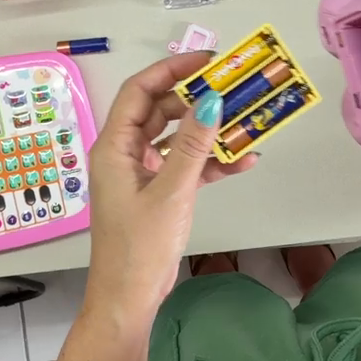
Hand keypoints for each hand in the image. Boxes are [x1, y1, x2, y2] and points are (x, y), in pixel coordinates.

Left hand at [82, 54, 258, 327]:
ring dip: (209, 132)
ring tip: (246, 122)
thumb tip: (212, 100)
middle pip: (161, 111)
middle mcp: (126, 153)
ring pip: (177, 138)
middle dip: (196, 100)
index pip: (140, 91)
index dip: (170, 70)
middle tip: (233, 89)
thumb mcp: (171, 192)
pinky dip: (211, 162)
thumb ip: (192, 145)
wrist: (129, 298)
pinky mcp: (159, 192)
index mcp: (115, 146)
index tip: (207, 62)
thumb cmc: (140, 246)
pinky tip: (244, 160)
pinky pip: (186, 165)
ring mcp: (143, 173)